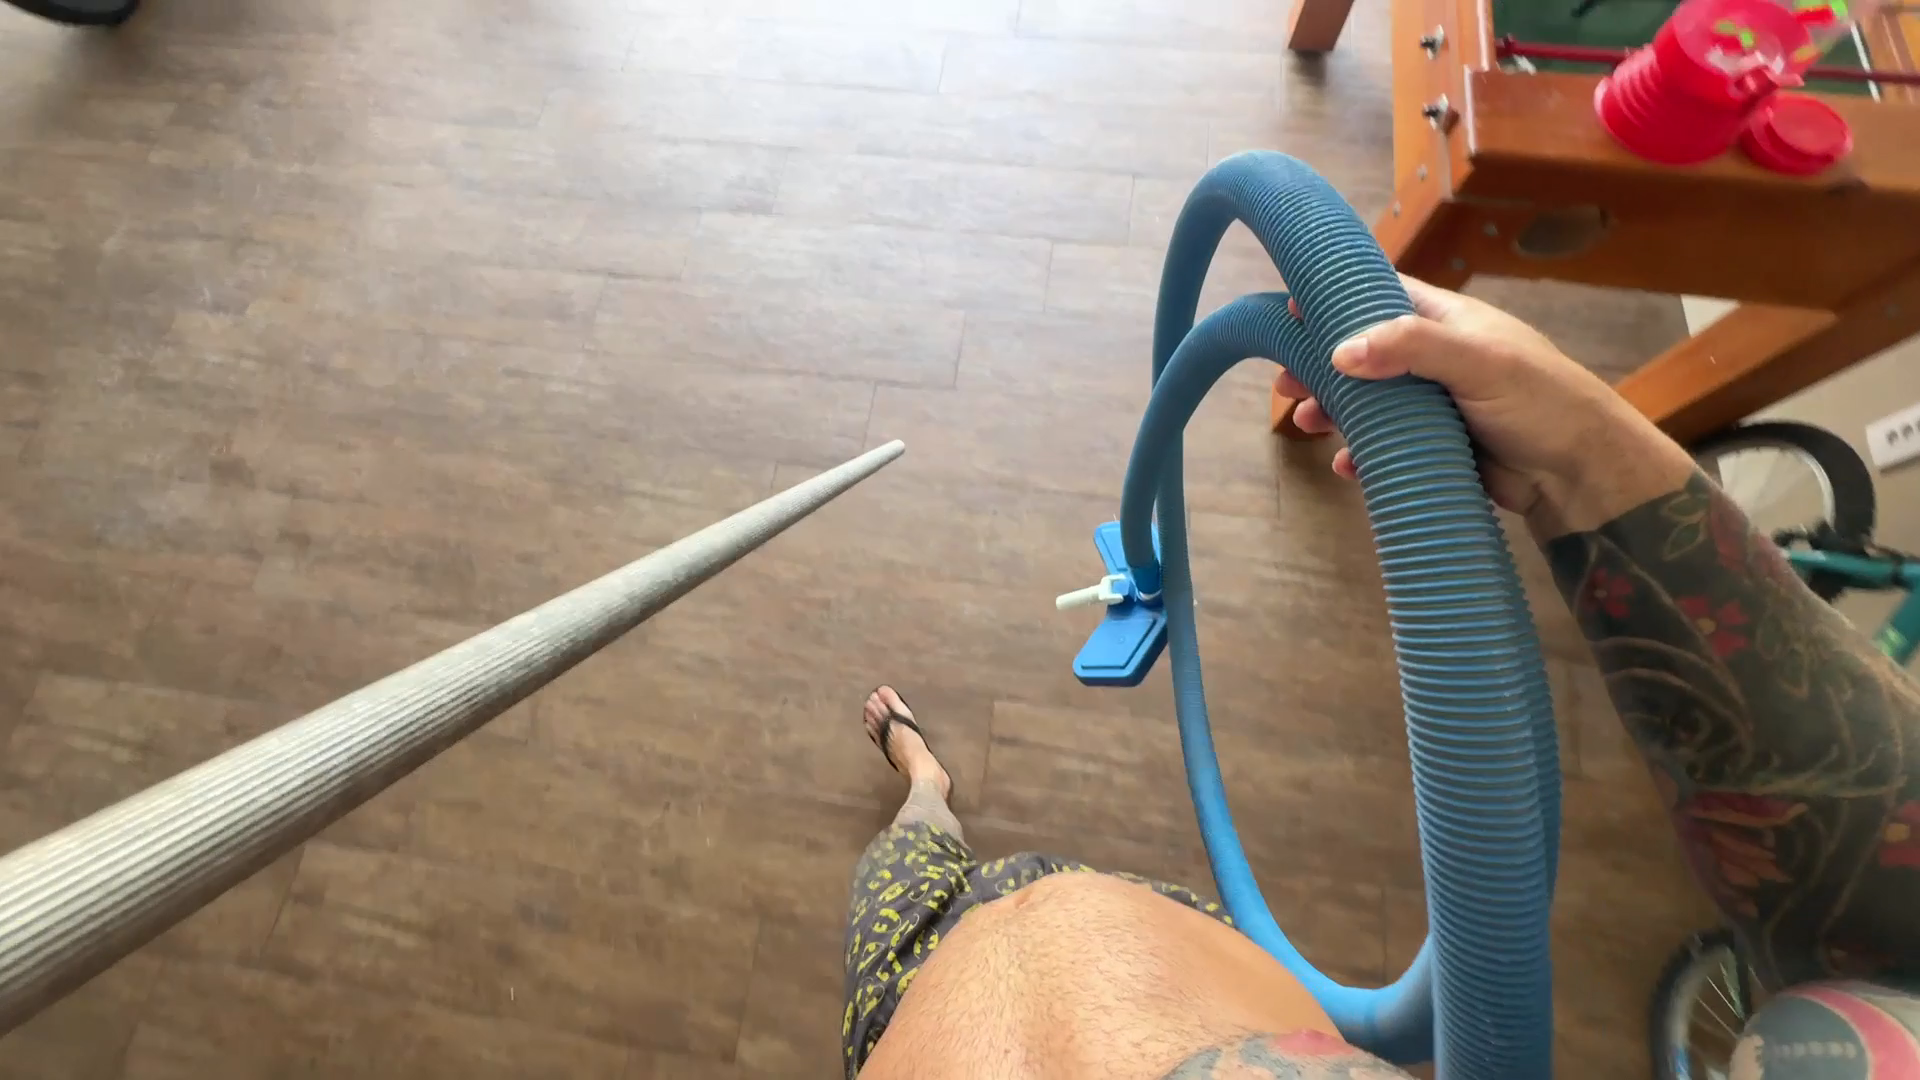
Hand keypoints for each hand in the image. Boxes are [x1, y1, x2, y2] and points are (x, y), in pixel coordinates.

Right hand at [1281, 277, 1694, 537]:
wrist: (1576, 474)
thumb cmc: (1539, 401)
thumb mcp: (1479, 361)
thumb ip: (1411, 347)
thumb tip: (1340, 353)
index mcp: (1446, 324)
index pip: (1383, 297)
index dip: (1337, 301)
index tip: (1293, 310)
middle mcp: (1431, 360)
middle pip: (1360, 355)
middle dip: (1319, 367)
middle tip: (1283, 381)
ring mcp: (1427, 405)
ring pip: (1363, 403)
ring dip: (1330, 412)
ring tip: (1305, 423)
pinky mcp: (1426, 445)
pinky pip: (1379, 445)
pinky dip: (1357, 454)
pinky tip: (1345, 464)